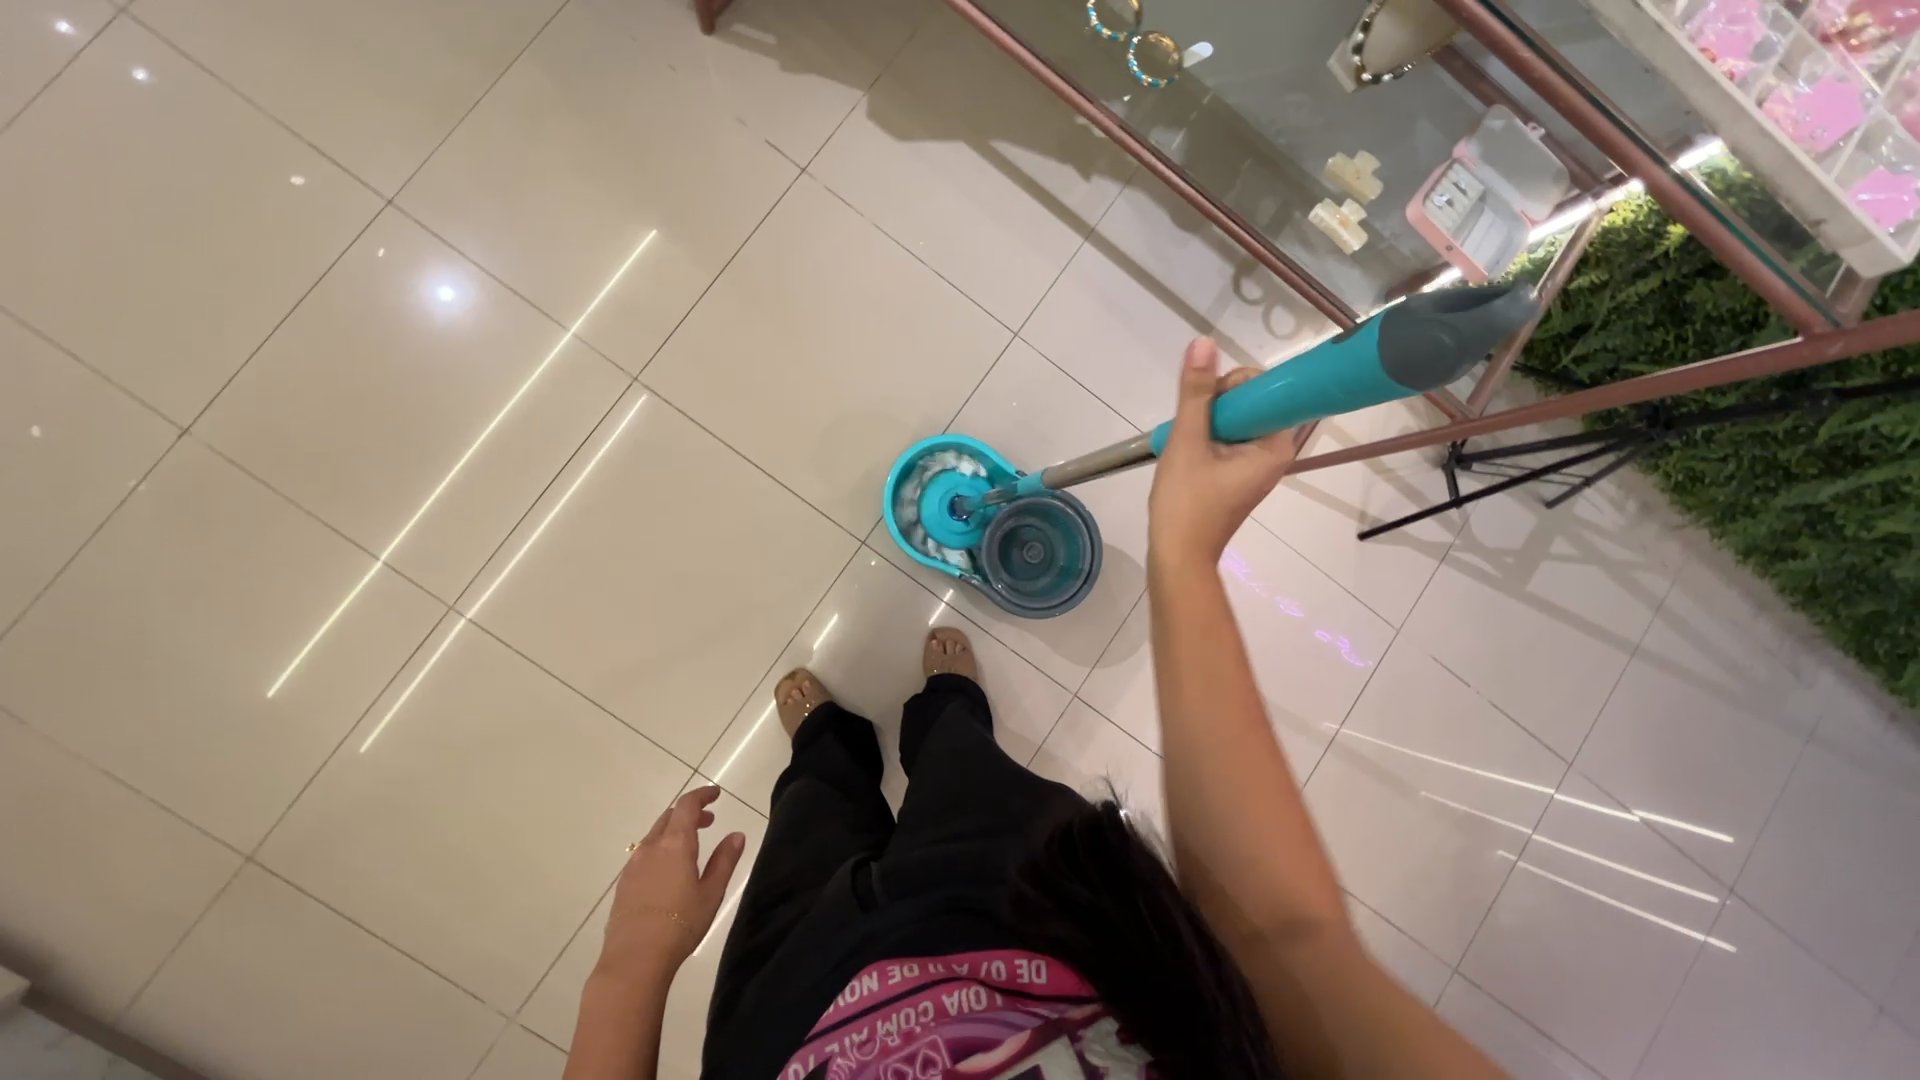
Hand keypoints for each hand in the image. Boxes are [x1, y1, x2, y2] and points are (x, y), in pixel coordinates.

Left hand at [596, 786, 746, 983]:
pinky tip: (669, 870)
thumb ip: (725, 860)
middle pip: (669, 817)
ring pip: (654, 835)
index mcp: (675, 844)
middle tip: (709, 821)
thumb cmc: (680, 924)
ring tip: (691, 845)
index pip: (687, 805)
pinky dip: (660, 848)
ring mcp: (633, 866)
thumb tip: (737, 835)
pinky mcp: (624, 884)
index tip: (716, 794)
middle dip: (689, 813)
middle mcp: (650, 847)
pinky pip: (644, 854)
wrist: (634, 960)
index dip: (702, 795)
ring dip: (674, 831)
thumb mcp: (711, 892)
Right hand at [1147, 338, 1298, 572]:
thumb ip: (1195, 392)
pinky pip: (1228, 438)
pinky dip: (1207, 436)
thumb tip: (1203, 343)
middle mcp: (1276, 451)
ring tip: (1186, 444)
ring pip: (1235, 418)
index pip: (1267, 389)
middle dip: (1216, 404)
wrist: (1177, 556)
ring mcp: (1258, 464)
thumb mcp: (1186, 442)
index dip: (1234, 386)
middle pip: (1250, 401)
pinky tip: (1188, 452)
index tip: (1207, 403)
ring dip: (1207, 421)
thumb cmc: (1186, 503)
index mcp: (1276, 444)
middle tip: (1191, 430)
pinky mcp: (1240, 473)